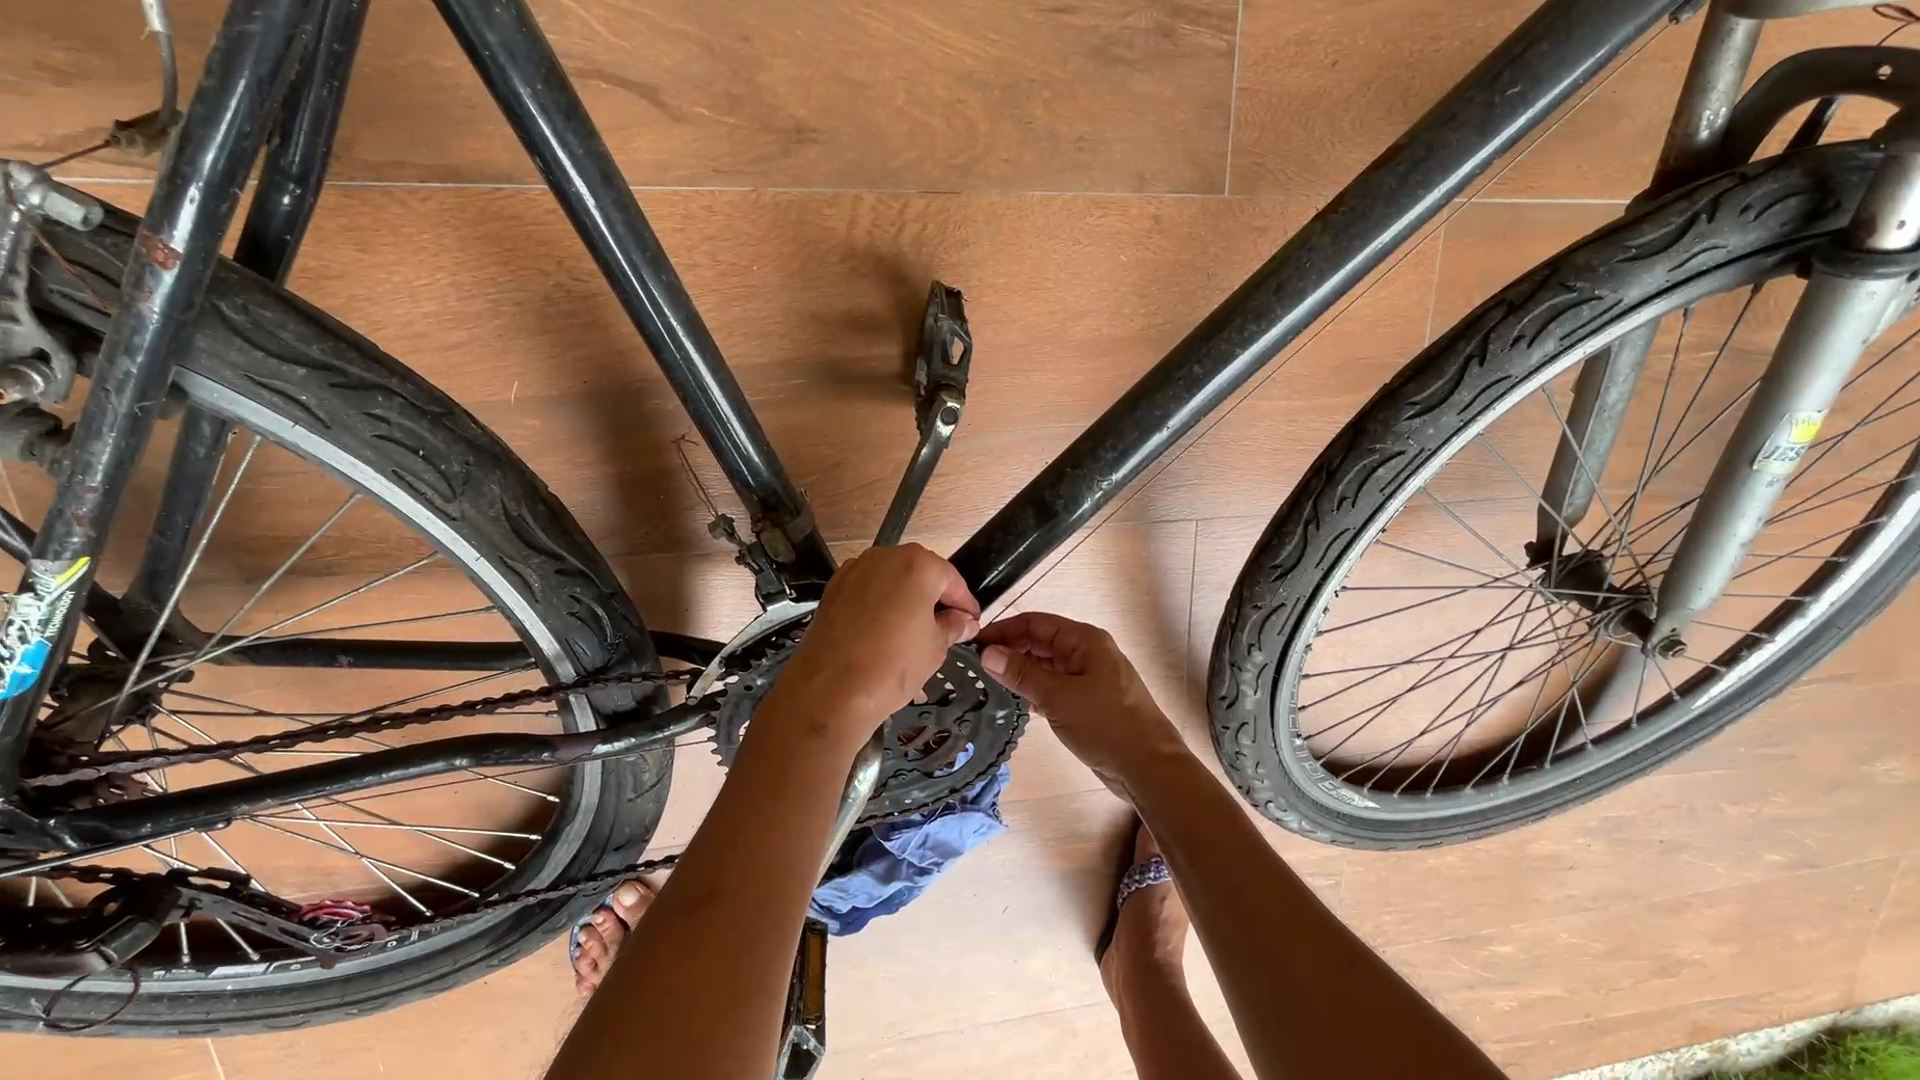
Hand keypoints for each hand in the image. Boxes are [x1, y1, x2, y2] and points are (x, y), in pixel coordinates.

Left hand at [755, 544, 980, 758]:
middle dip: (934, 600)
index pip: (952, 580)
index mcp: (917, 564)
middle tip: (946, 629)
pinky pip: (867, 593)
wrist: (831, 690)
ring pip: (891, 583)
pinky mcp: (833, 590)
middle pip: (920, 575)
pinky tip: (884, 635)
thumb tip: (964, 622)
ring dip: (905, 602)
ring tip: (913, 636)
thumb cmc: (892, 665)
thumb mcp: (936, 646)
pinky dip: (879, 608)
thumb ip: (953, 627)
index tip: (971, 621)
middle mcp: (883, 558)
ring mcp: (854, 571)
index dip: (965, 603)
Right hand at [976, 612, 1186, 798]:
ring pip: (1047, 666)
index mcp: (1084, 640)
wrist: (1148, 766)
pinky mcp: (1089, 702)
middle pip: (1041, 642)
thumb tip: (987, 653)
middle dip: (1010, 650)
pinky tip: (1015, 703)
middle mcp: (1087, 653)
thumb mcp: (1057, 697)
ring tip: (987, 683)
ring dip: (1021, 672)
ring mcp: (1090, 678)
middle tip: (975, 667)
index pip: (1035, 623)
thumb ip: (1021, 673)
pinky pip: (1055, 687)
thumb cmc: (1105, 725)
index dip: (1003, 630)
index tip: (973, 645)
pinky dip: (1035, 690)